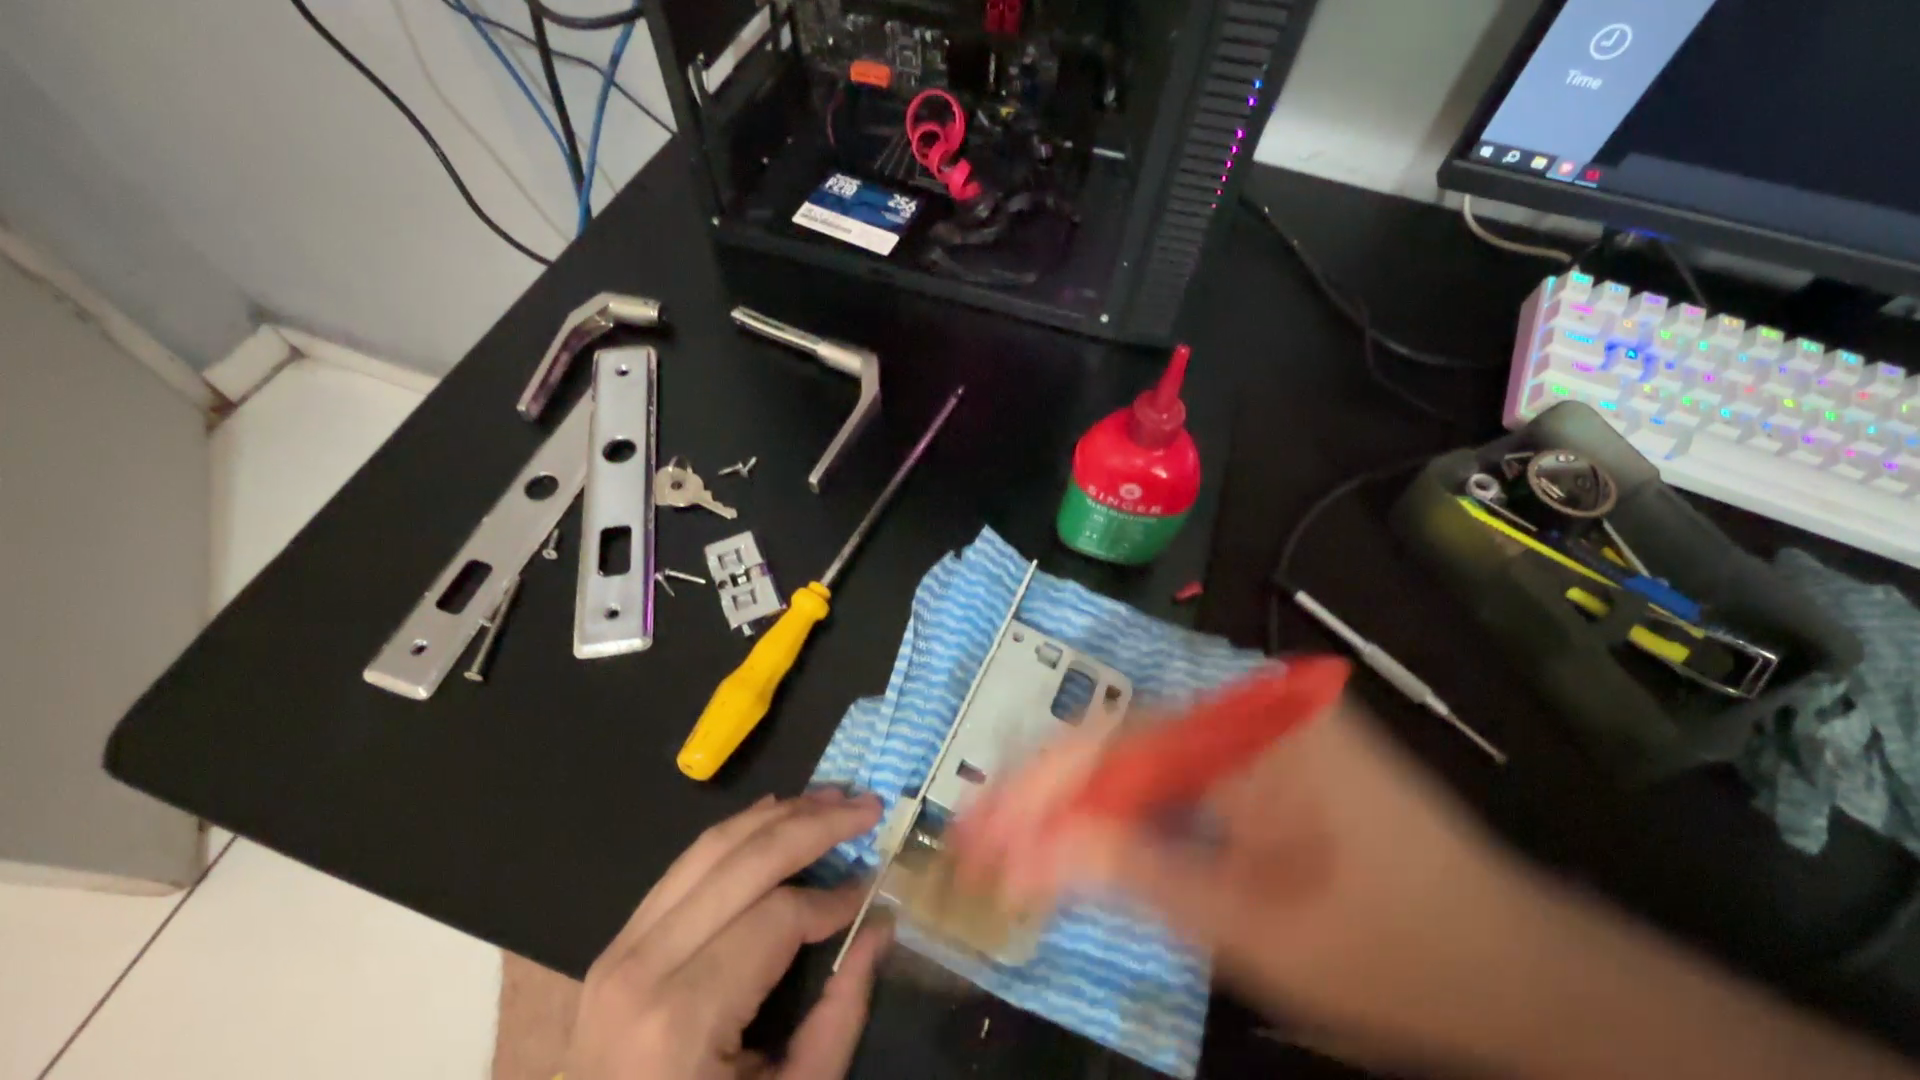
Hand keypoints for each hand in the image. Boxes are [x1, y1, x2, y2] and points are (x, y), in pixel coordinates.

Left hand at [566, 790, 891, 1079]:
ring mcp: (618, 951)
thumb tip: (880, 928)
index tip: (874, 893)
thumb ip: (840, 1014)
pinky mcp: (613, 947)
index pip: (778, 916)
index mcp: (684, 1018)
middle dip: (813, 824)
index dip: (835, 897)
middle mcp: (643, 967)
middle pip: (742, 862)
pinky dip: (734, 836)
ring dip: (775, 816)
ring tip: (830, 800)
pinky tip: (771, 819)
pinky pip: (682, 870)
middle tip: (867, 806)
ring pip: (708, 849)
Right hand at [952, 697, 1542, 1067]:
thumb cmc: (1398, 956)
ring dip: (1085, 808)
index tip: (977, 835)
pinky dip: (1135, 817)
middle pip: (1121, 741)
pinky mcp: (1276, 767)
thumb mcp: (1256, 929)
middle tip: (986, 849)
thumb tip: (1029, 850)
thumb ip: (1137, 876)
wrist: (1523, 973)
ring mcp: (1269, 736)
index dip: (1034, 790)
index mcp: (1256, 728)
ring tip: (1021, 851)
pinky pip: (1184, 779)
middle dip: (1048, 798)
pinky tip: (1096, 849)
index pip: (1112, 740)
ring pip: (1146, 760)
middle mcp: (1256, 710)